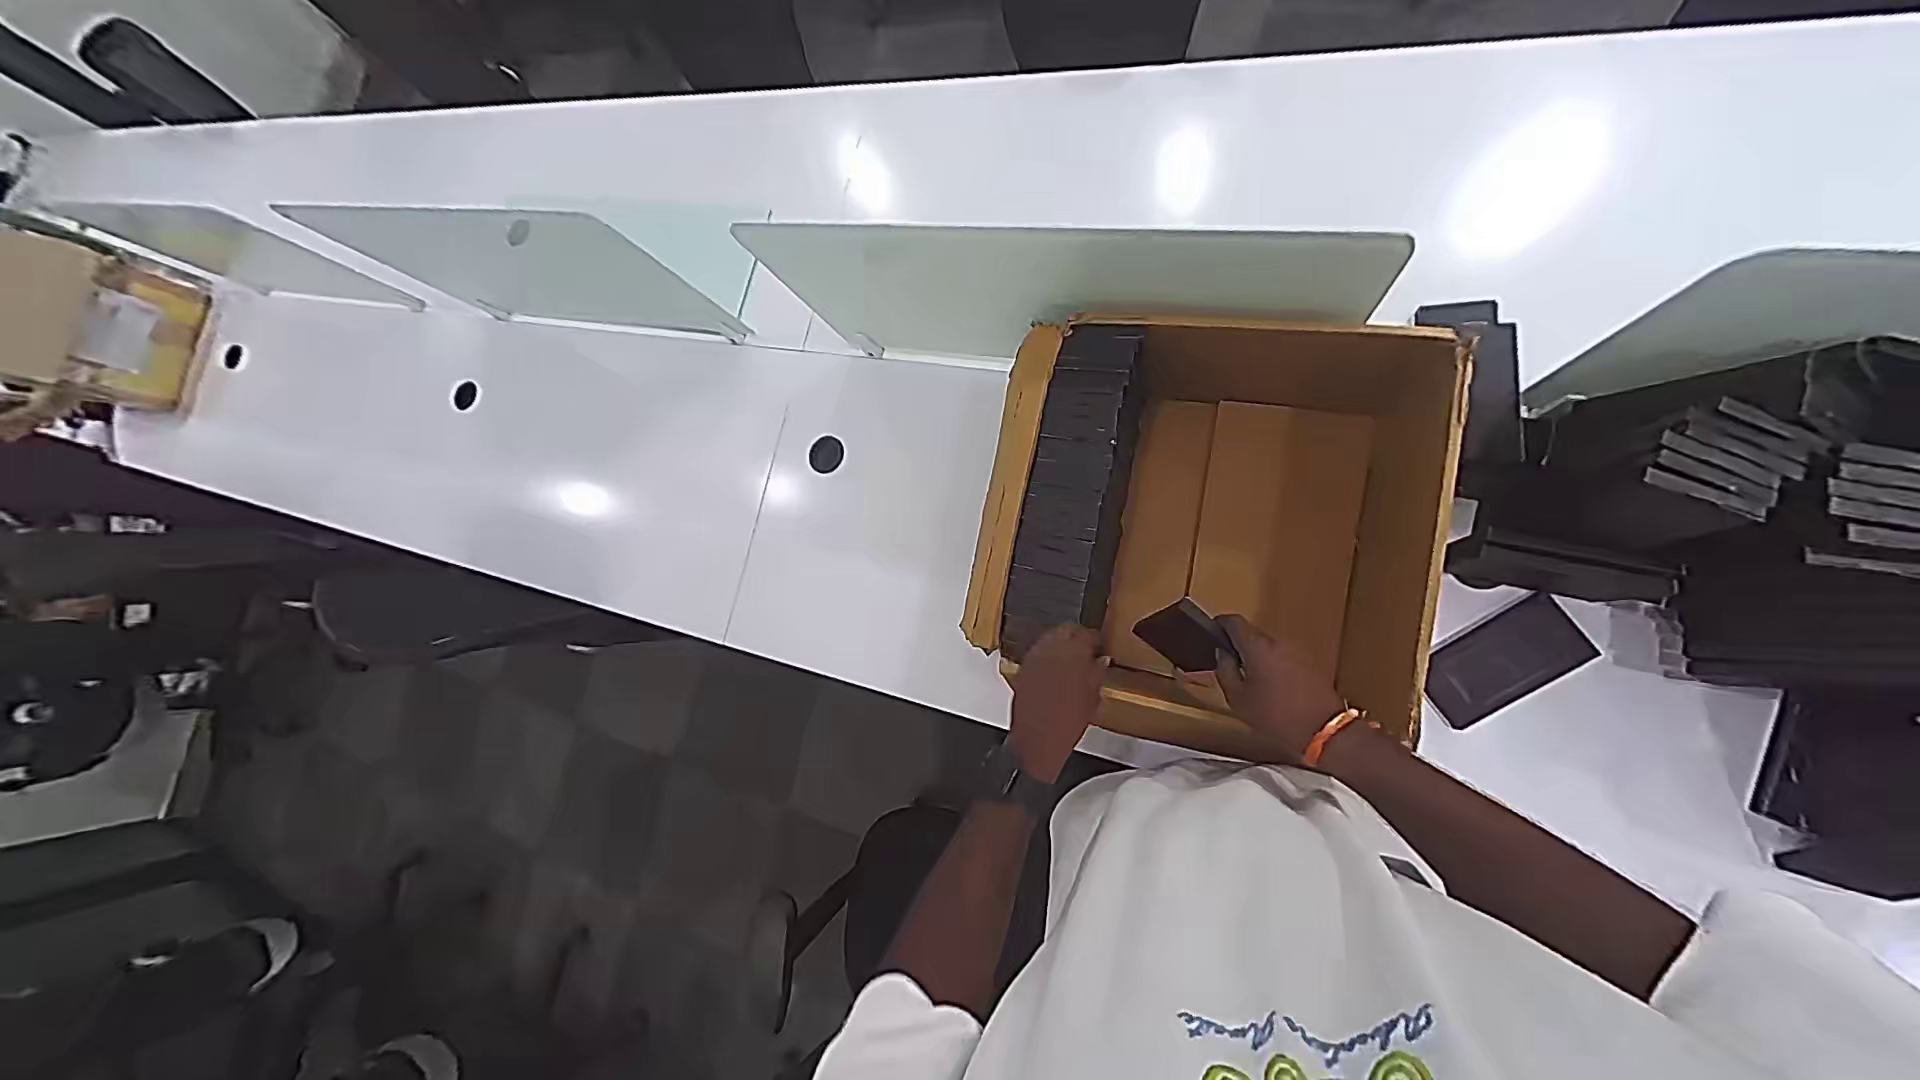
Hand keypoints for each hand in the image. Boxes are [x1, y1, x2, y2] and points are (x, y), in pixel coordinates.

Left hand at [1010, 624, 1106, 781]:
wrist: (1037, 740)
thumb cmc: (1067, 724)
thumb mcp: (1092, 699)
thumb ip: (1097, 674)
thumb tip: (1102, 661)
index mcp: (1073, 655)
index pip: (1087, 634)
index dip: (1096, 639)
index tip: (1100, 645)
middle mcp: (1051, 650)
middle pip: (1066, 629)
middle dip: (1077, 635)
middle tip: (1087, 648)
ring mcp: (1034, 657)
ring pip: (1050, 637)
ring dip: (1061, 642)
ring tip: (1071, 656)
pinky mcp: (1024, 666)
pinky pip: (1038, 651)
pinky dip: (1048, 653)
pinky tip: (1055, 666)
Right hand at [1214, 614, 1345, 758]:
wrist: (1325, 732)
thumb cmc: (1275, 716)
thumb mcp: (1237, 698)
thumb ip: (1225, 670)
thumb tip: (1222, 653)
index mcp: (1258, 646)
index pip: (1233, 621)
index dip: (1219, 624)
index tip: (1211, 634)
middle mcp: (1279, 642)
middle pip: (1252, 634)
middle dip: (1238, 645)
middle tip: (1227, 664)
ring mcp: (1297, 652)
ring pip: (1268, 646)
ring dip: (1256, 656)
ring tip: (1249, 680)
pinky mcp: (1310, 664)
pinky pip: (1283, 657)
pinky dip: (1272, 665)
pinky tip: (1270, 688)